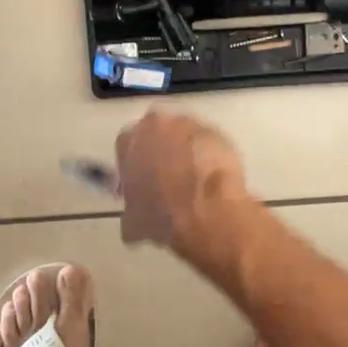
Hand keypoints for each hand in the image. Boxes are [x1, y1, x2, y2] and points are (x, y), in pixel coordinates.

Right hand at [114, 110, 250, 248]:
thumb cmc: (162, 216)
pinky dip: (209, 157)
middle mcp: (160, 124)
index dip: (133, 165)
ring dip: (186, 152)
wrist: (208, 214)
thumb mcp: (133, 222)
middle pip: (157, 132)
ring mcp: (194, 126)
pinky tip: (211, 181)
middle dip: (160, 151)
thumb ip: (130, 210)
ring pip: (185, 135)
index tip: (140, 183)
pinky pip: (210, 144)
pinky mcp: (221, 136)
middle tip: (166, 179)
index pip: (126, 145)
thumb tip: (134, 219)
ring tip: (193, 181)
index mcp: (131, 140)